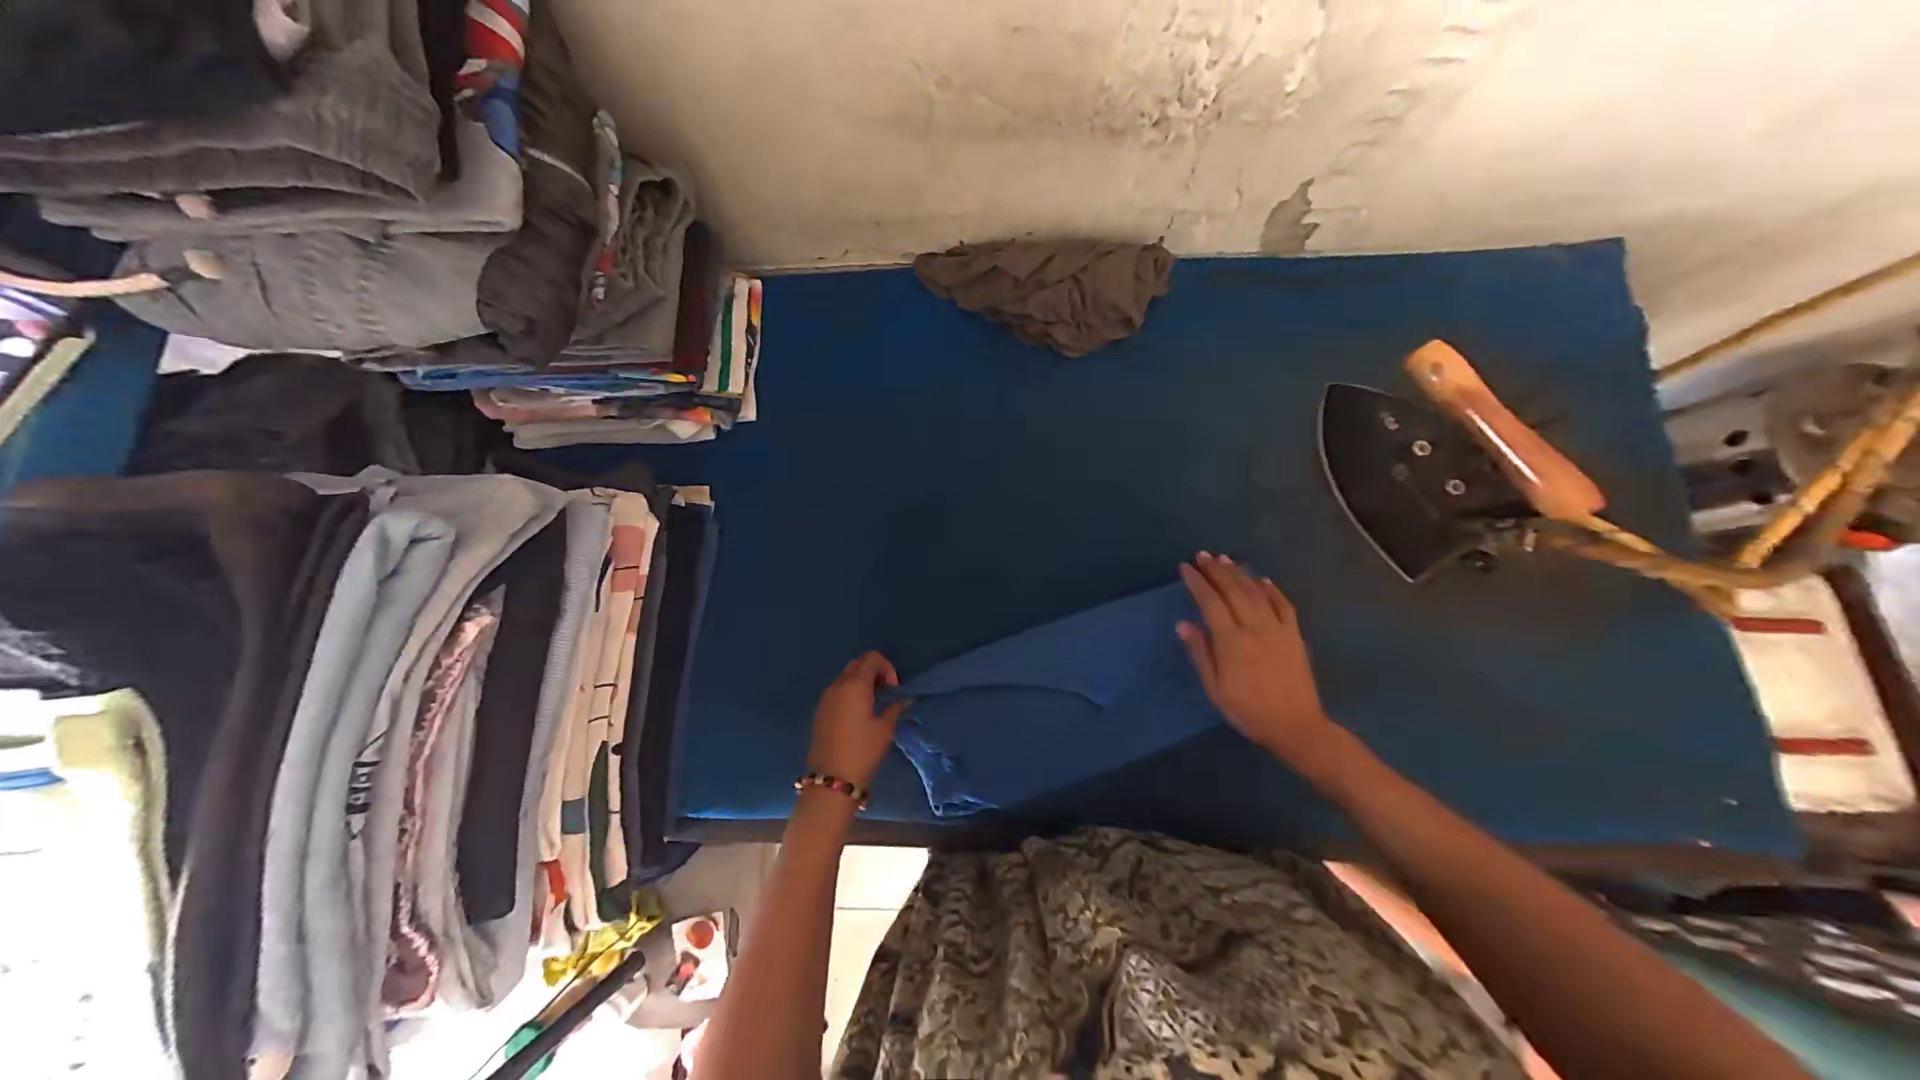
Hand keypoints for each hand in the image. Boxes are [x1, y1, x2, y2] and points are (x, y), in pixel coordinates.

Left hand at [808, 652, 909, 787]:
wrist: (832, 779)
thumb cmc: (863, 751)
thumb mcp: (885, 729)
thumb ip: (895, 707)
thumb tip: (904, 698)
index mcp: (854, 685)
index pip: (872, 658)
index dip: (887, 668)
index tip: (894, 689)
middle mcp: (837, 685)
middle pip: (857, 664)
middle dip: (874, 672)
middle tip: (885, 694)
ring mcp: (825, 698)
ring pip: (845, 677)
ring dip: (861, 682)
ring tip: (873, 705)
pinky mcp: (820, 711)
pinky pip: (837, 690)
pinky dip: (850, 693)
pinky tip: (858, 714)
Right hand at [1178, 553, 1338, 765]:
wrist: (1296, 727)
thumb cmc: (1248, 711)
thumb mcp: (1215, 688)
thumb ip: (1200, 653)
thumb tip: (1183, 624)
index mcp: (1231, 641)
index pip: (1210, 603)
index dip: (1197, 583)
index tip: (1186, 568)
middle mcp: (1255, 628)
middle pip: (1233, 591)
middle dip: (1216, 571)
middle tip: (1203, 555)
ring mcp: (1278, 629)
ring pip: (1257, 593)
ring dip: (1240, 574)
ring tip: (1226, 560)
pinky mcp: (1295, 635)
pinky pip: (1284, 605)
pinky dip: (1272, 589)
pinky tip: (1263, 580)